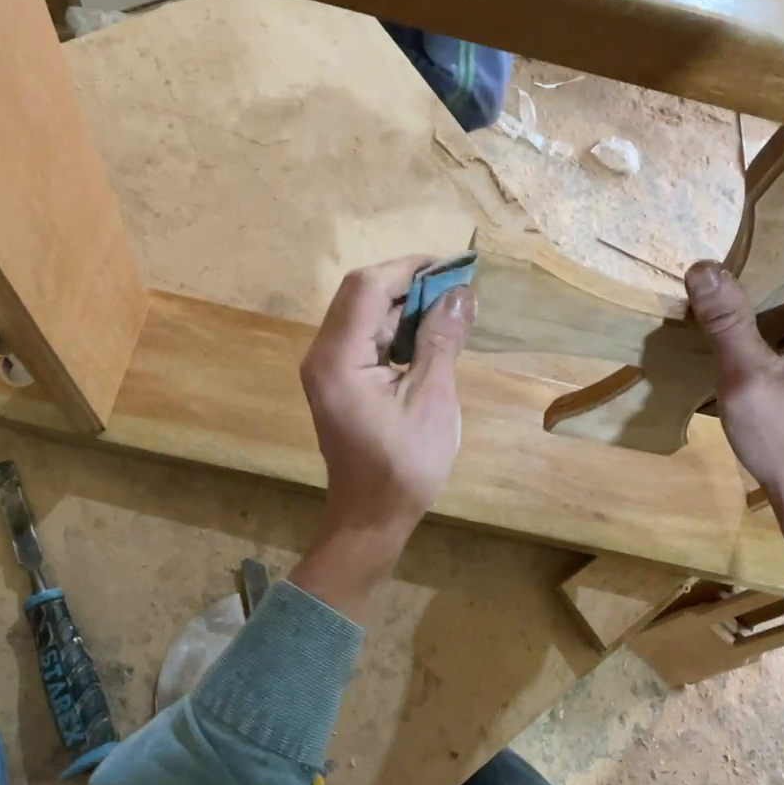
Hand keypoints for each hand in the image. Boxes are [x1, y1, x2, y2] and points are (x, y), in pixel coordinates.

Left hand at [291, 257, 475, 614]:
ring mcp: (326, 367)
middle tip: (456, 286)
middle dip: (408, 282)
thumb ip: (441, 341)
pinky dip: (394, 328)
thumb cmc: (403, 467)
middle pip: (360, 293)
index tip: (454, 266)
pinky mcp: (337, 379)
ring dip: (403, 304)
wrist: (371, 518)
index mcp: (338, 359)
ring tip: (449, 307)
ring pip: (362, 312)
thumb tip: (461, 293)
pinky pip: (363, 337)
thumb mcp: (431, 400)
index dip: (410, 267)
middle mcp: (322, 355)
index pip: (368, 286)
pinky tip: (428, 334)